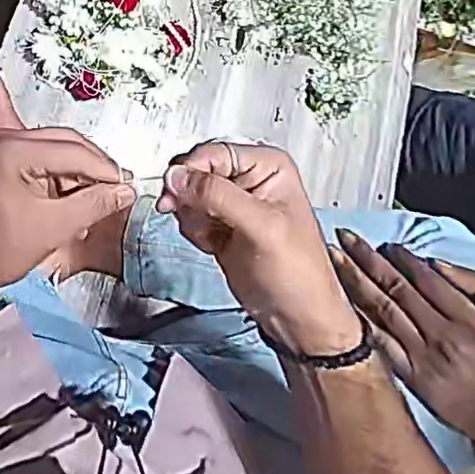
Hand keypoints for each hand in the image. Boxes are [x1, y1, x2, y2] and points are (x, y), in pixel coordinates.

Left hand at [0, 125, 135, 301]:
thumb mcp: (54, 227)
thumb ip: (94, 204)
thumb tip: (126, 191)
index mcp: (12, 149)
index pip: (72, 151)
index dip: (105, 170)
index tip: (127, 188)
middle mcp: (8, 140)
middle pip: (67, 143)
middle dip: (95, 168)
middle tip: (119, 190)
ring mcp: (6, 148)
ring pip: (60, 150)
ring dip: (82, 173)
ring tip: (100, 200)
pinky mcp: (8, 161)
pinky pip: (48, 160)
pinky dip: (66, 178)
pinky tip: (80, 200)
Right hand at [158, 143, 362, 355]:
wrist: (299, 321)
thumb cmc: (300, 275)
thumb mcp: (261, 227)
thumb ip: (218, 196)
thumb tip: (179, 175)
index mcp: (267, 165)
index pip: (214, 152)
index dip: (190, 170)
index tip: (174, 190)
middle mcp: (248, 177)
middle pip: (196, 170)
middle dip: (189, 196)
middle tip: (195, 219)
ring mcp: (232, 201)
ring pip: (188, 193)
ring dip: (192, 217)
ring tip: (213, 236)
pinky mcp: (220, 223)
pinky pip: (189, 215)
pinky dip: (194, 231)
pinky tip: (214, 245)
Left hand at [330, 231, 474, 473]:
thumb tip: (437, 265)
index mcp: (469, 321)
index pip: (424, 278)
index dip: (401, 257)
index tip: (387, 243)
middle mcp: (442, 338)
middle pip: (396, 289)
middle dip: (367, 259)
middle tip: (345, 237)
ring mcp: (424, 360)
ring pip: (382, 312)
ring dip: (356, 282)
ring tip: (335, 259)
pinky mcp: (415, 380)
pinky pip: (382, 346)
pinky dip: (362, 324)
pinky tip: (343, 306)